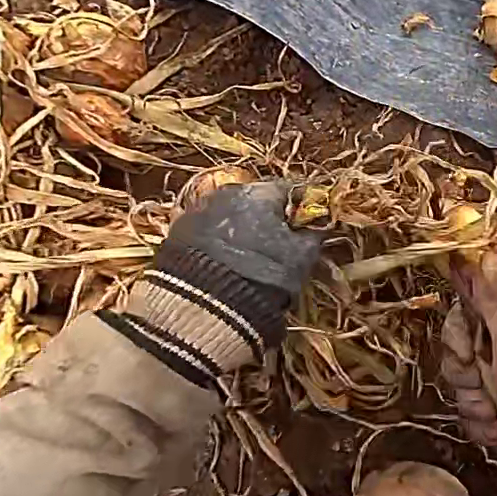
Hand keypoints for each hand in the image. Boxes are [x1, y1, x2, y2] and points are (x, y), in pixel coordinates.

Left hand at [166, 182, 322, 300]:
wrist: (203, 306)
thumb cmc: (264, 274)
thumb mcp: (303, 256)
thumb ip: (314, 234)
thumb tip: (319, 225)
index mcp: (261, 192)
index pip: (291, 190)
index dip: (301, 210)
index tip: (306, 229)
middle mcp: (227, 191)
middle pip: (258, 199)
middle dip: (269, 217)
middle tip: (280, 244)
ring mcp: (198, 209)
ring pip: (231, 212)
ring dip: (243, 227)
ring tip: (251, 255)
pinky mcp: (177, 230)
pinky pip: (209, 228)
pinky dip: (220, 239)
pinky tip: (228, 262)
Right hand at [439, 258, 496, 458]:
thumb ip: (493, 298)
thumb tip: (485, 252)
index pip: (462, 316)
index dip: (457, 335)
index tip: (469, 350)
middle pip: (455, 354)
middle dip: (465, 376)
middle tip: (484, 383)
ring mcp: (495, 386)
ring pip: (458, 389)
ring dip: (475, 406)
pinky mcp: (491, 415)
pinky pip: (467, 416)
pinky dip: (482, 427)